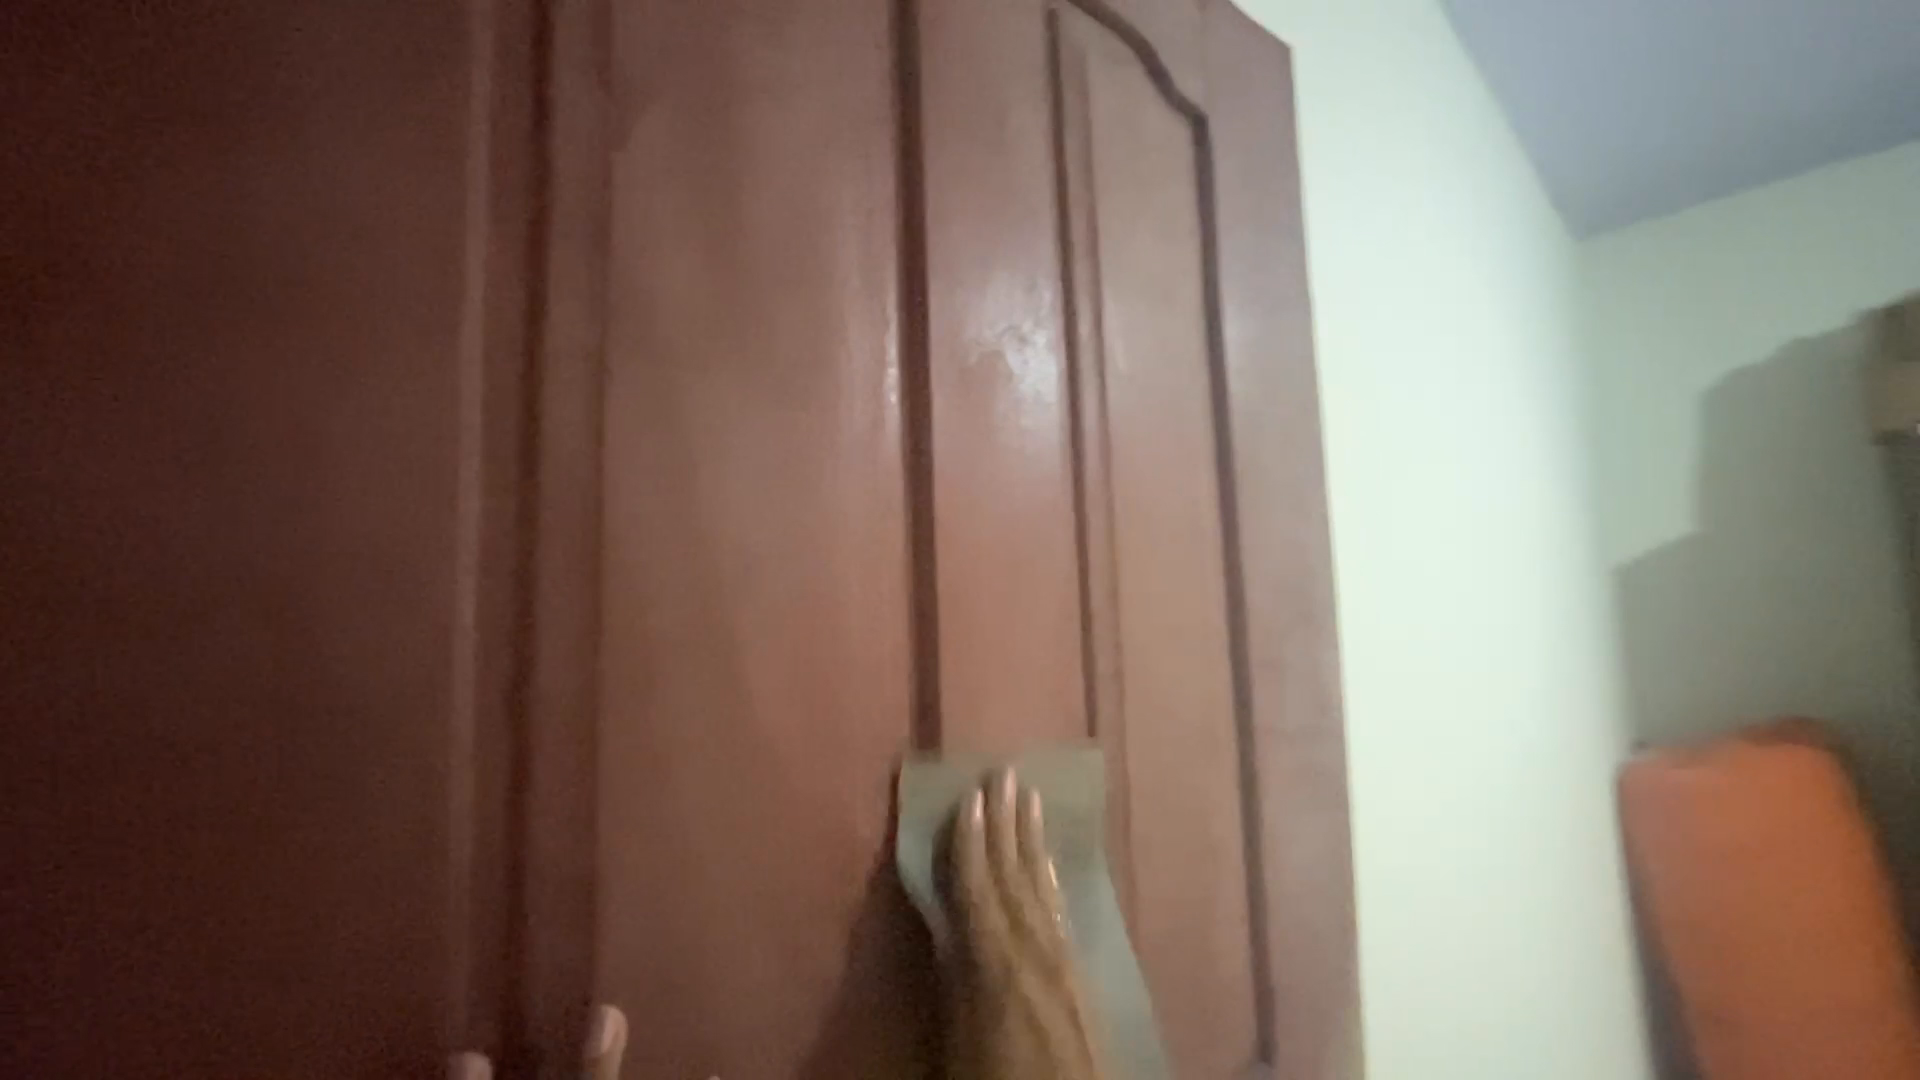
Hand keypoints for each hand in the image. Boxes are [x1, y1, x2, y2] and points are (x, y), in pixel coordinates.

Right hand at [947, 769, 1105, 1079]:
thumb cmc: (999, 1078)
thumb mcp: (958, 1034)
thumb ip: (954, 973)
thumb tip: (945, 922)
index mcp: (994, 958)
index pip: (977, 883)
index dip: (970, 838)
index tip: (969, 795)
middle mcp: (1031, 943)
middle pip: (1013, 870)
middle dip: (1006, 820)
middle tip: (1004, 772)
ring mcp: (1060, 951)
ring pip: (1039, 880)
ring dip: (1031, 835)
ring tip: (1029, 795)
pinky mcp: (1077, 966)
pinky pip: (1058, 904)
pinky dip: (1049, 873)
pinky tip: (1048, 855)